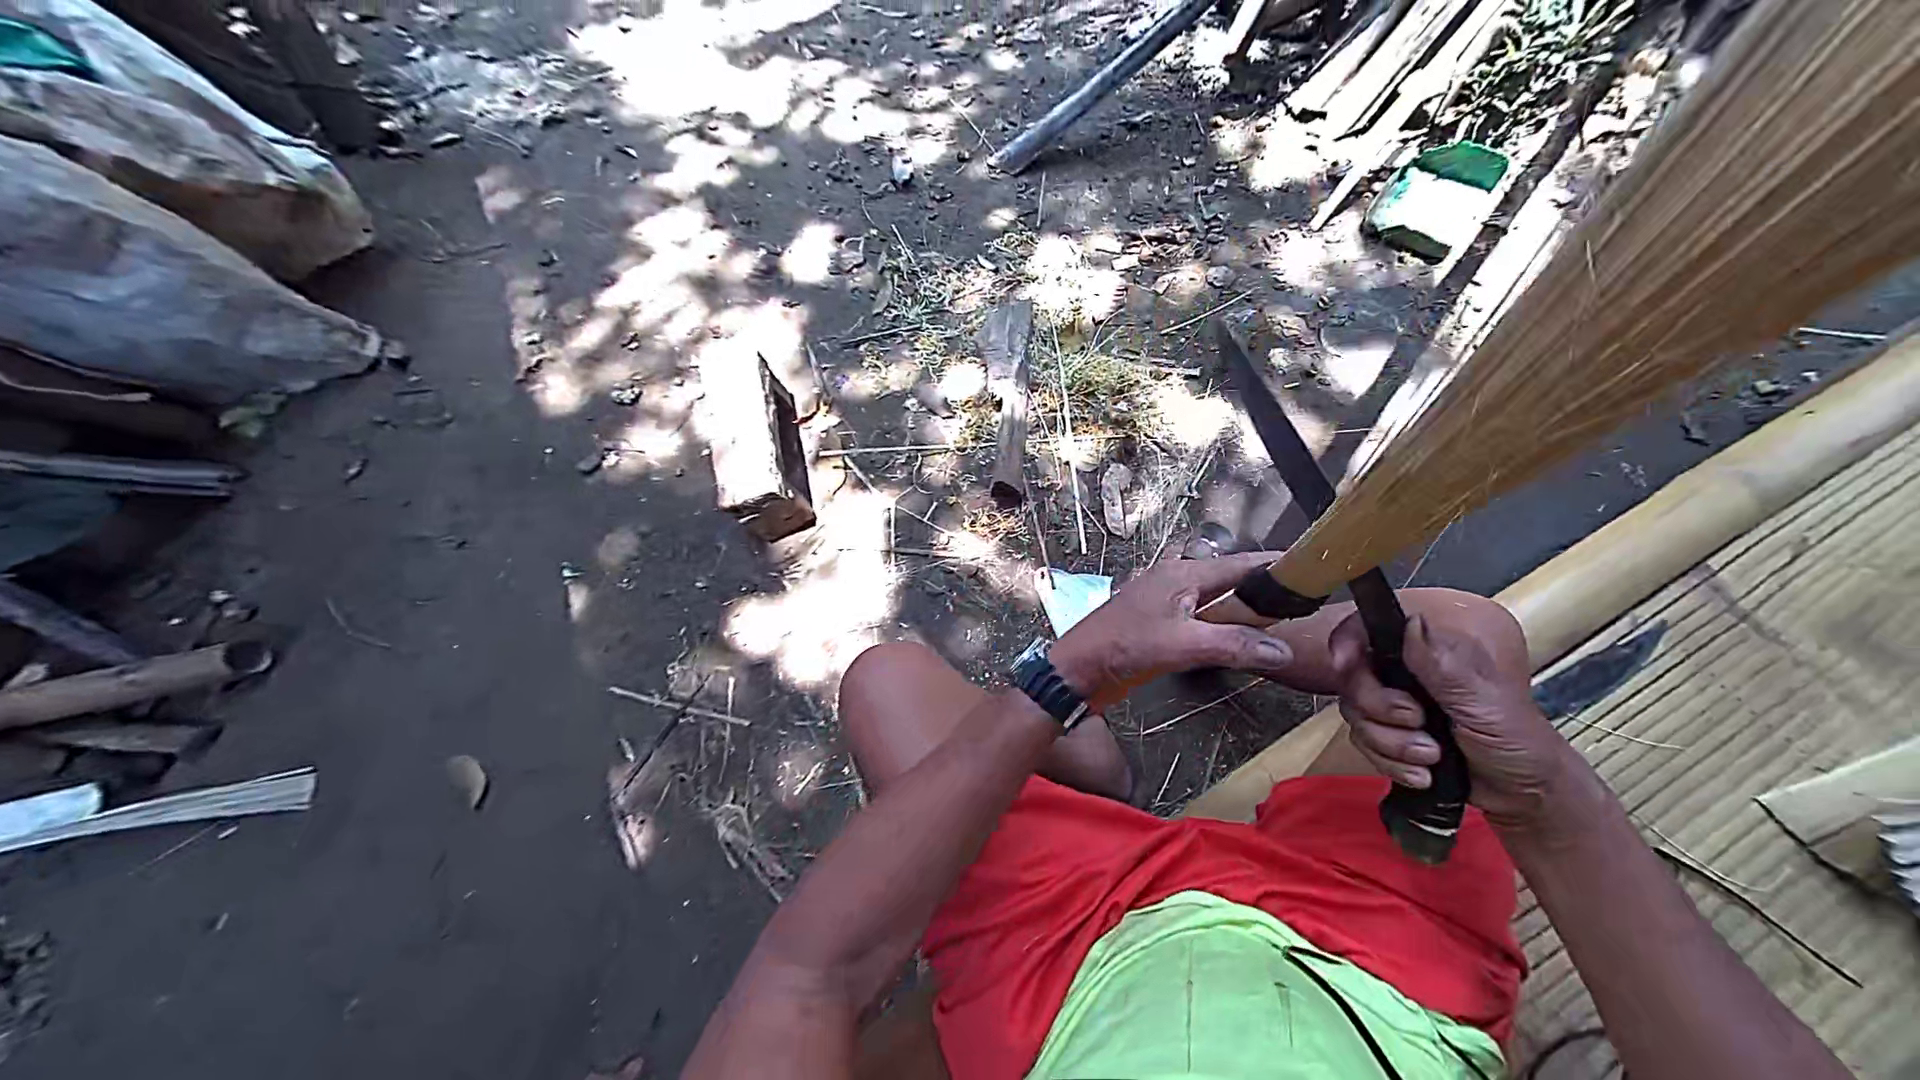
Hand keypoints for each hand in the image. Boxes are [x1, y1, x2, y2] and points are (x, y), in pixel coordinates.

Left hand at [1048, 552, 1297, 710]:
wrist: (1078, 667)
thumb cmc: (1124, 646)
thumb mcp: (1183, 645)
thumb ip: (1234, 644)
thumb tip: (1283, 649)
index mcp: (1185, 573)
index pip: (1244, 563)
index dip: (1278, 566)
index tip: (1315, 572)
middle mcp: (1178, 580)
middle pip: (1233, 581)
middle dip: (1265, 593)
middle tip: (1303, 607)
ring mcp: (1167, 601)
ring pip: (1217, 601)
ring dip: (1243, 613)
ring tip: (1277, 627)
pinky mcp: (1159, 623)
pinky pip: (1201, 618)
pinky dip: (1222, 626)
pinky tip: (1235, 642)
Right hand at [1329, 594, 1596, 833]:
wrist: (1526, 795)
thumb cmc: (1518, 742)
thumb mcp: (1484, 703)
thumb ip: (1444, 666)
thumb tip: (1413, 623)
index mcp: (1426, 655)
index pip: (1367, 632)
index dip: (1347, 643)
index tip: (1344, 664)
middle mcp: (1402, 675)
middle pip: (1352, 680)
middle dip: (1380, 710)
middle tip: (1418, 723)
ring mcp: (1391, 708)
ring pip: (1355, 717)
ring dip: (1391, 744)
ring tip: (1432, 757)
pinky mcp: (1387, 737)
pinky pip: (1362, 746)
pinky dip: (1391, 764)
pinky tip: (1422, 773)